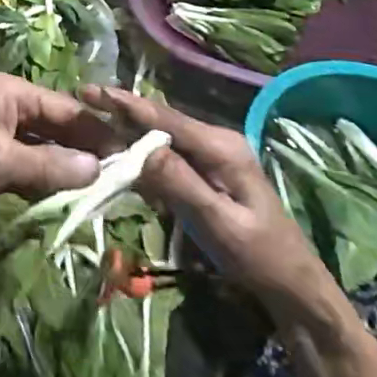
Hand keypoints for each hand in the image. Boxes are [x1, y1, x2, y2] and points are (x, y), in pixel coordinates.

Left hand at [0, 75, 115, 237]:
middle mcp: (12, 108)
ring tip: (105, 192)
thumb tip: (99, 169)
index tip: (132, 157)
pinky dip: (50, 182)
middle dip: (87, 152)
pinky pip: (33, 169)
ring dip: (71, 169)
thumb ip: (50, 165)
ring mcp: (4, 136)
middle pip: (60, 129)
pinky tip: (72, 198)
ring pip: (49, 151)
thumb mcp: (1, 159)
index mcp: (13, 93)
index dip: (98, 133)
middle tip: (123, 180)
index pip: (68, 110)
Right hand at [79, 86, 340, 326]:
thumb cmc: (258, 256)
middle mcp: (217, 140)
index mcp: (221, 146)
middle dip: (121, 111)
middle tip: (82, 102)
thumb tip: (137, 148)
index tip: (89, 90)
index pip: (164, 116)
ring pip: (162, 135)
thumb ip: (179, 182)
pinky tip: (120, 155)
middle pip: (160, 120)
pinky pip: (169, 155)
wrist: (294, 286)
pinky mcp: (208, 170)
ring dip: (128, 131)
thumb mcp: (217, 222)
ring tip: (91, 123)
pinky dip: (142, 153)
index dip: (124, 103)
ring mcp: (213, 154)